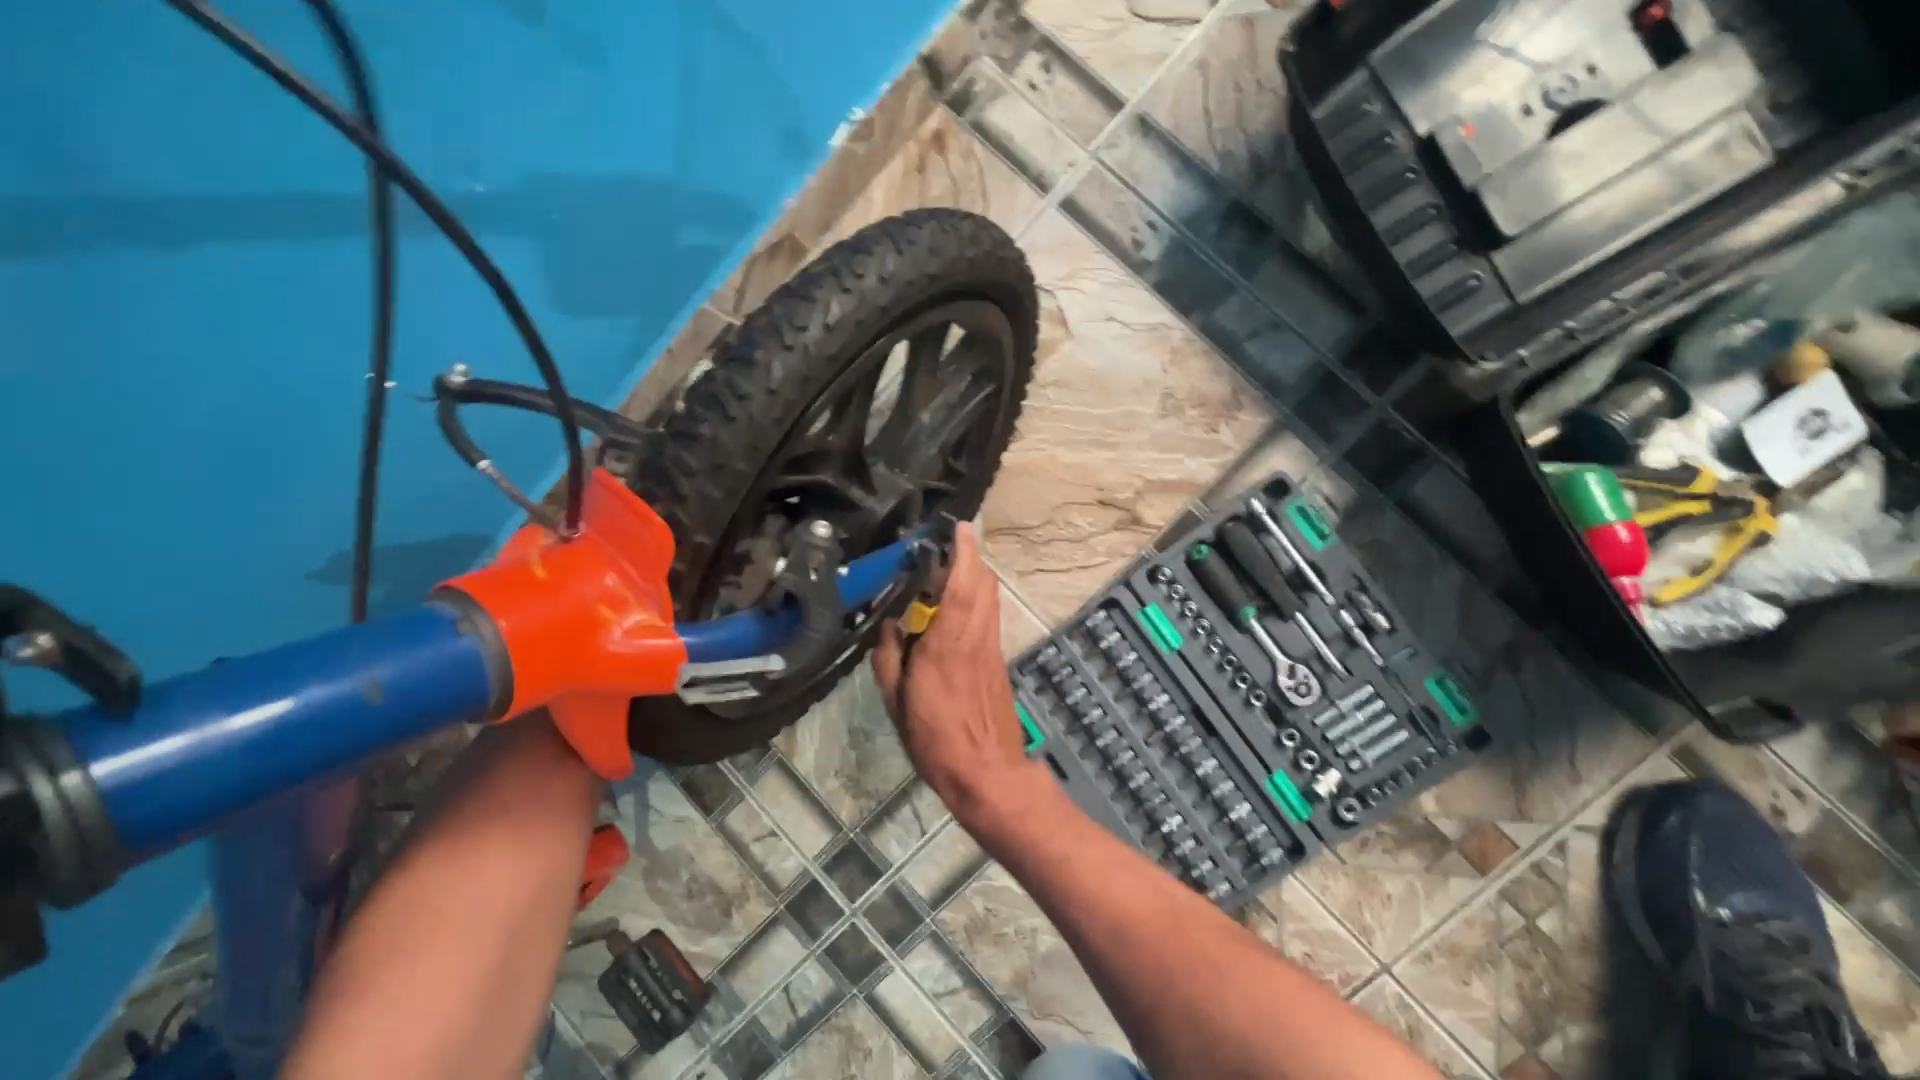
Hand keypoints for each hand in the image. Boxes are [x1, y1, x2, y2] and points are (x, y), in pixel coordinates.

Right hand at [873, 524, 1045, 829]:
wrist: (988, 774)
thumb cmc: (936, 740)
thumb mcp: (896, 702)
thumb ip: (889, 657)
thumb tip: (889, 623)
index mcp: (948, 644)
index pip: (961, 585)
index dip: (963, 552)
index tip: (959, 528)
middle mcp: (976, 638)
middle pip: (984, 584)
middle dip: (970, 558)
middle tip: (945, 548)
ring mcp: (992, 650)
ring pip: (990, 599)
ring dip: (974, 577)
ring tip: (946, 573)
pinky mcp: (998, 662)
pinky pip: (989, 618)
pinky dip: (976, 600)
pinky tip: (954, 610)